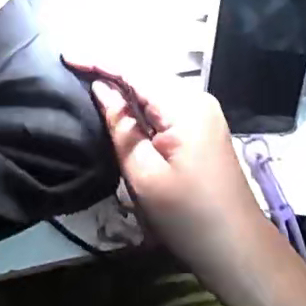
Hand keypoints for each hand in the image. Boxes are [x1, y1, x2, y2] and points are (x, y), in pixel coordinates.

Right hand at [83, 67, 272, 279]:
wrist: (239, 249)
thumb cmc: (187, 217)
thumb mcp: (144, 176)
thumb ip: (121, 127)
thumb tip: (101, 89)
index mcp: (184, 106)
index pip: (134, 70)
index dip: (99, 61)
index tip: (67, 57)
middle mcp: (196, 98)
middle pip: (146, 73)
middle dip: (110, 68)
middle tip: (73, 67)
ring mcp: (203, 111)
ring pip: (155, 86)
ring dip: (124, 83)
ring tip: (90, 79)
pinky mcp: (203, 126)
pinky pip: (165, 101)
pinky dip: (140, 100)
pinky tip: (121, 103)